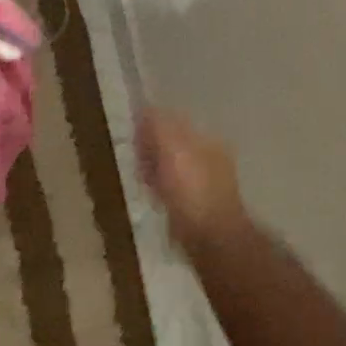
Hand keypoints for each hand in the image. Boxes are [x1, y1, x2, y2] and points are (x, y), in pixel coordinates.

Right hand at [137, 108, 248, 242]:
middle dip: (151, 151)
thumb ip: (158, 126)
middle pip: (171, 143)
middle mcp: (211, 157)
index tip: (135, 139)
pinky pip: (171, 189)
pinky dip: (161, 191)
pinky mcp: (198, 205)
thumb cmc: (191, 192)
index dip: (150, 127)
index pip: (173, 121)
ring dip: (154, 172)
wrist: (211, 239)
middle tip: (140, 164)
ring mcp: (206, 182)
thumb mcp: (172, 150)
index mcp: (207, 139)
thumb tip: (144, 106)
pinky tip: (156, 198)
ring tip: (146, 183)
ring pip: (170, 167)